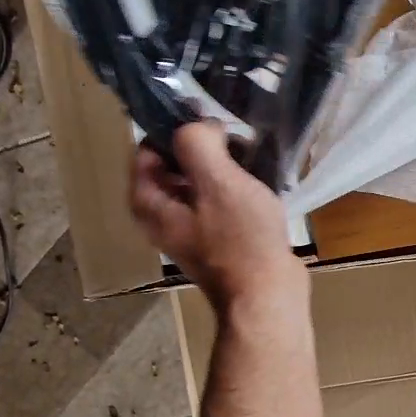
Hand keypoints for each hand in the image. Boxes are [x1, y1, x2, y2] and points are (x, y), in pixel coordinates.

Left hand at [130, 122, 304, 311]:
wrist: (267, 294)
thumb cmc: (241, 239)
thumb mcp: (219, 182)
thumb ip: (198, 143)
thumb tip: (199, 124)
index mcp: (148, 201)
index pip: (149, 147)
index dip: (179, 128)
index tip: (214, 122)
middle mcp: (160, 216)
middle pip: (176, 165)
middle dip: (207, 148)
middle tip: (241, 142)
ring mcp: (189, 230)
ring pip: (201, 183)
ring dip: (226, 169)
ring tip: (255, 163)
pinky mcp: (217, 240)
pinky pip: (220, 203)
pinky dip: (236, 190)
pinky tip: (261, 189)